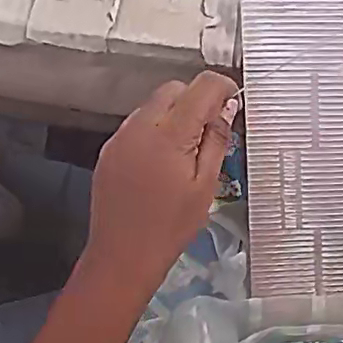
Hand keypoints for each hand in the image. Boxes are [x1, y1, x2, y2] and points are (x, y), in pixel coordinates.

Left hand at [80, 71, 237, 294]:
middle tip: (213, 131)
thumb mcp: (205, 187)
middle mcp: (139, 127)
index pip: (201, 87)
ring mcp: (120, 138)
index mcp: (168, 134)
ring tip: (188, 152)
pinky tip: (164, 163)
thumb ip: (216, 142)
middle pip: (174, 89)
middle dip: (197, 100)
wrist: (123, 255)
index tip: (233, 102)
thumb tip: (225, 110)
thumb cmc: (169, 228)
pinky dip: (155, 131)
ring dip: (175, 115)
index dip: (222, 89)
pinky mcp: (109, 151)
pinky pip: (137, 126)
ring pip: (153, 105)